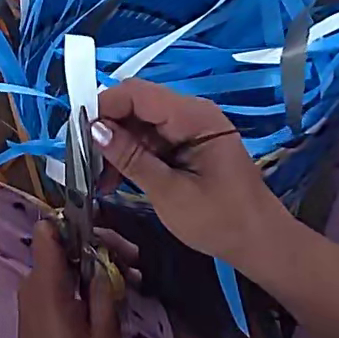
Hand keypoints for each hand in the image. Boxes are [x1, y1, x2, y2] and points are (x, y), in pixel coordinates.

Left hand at [10, 219, 122, 337]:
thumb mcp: (103, 333)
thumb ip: (104, 291)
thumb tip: (104, 264)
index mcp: (47, 283)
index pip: (48, 231)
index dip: (75, 223)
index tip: (106, 235)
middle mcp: (34, 282)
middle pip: (64, 245)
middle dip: (99, 246)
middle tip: (135, 259)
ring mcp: (33, 294)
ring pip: (65, 263)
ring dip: (95, 265)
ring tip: (133, 278)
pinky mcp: (36, 307)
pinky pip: (59, 280)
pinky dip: (82, 280)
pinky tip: (111, 293)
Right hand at [92, 78, 295, 263]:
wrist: (261, 244)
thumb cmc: (221, 221)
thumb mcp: (170, 193)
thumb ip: (131, 158)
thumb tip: (93, 129)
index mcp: (194, 117)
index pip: (137, 93)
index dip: (103, 106)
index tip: (77, 135)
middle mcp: (190, 113)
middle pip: (134, 105)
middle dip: (105, 128)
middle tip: (84, 162)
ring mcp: (187, 127)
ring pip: (136, 122)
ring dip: (113, 146)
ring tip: (97, 179)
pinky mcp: (184, 143)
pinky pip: (147, 138)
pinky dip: (128, 155)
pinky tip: (113, 179)